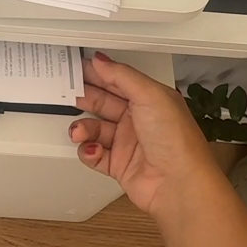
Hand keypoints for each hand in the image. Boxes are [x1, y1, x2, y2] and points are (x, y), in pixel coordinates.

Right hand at [70, 52, 222, 216]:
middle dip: (84, 99)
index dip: (97, 74)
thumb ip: (122, 76)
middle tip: (68, 96)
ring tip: (80, 132)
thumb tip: (101, 61)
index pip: (117, 81)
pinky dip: (88, 152)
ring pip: (94, 129)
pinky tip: (94, 150)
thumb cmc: (176, 141)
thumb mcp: (151, 96)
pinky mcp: (119, 165)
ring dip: (83, 129)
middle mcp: (138, 120)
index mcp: (149, 99)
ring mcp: (127, 143)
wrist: (178, 186)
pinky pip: (93, 154)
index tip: (76, 69)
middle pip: (102, 103)